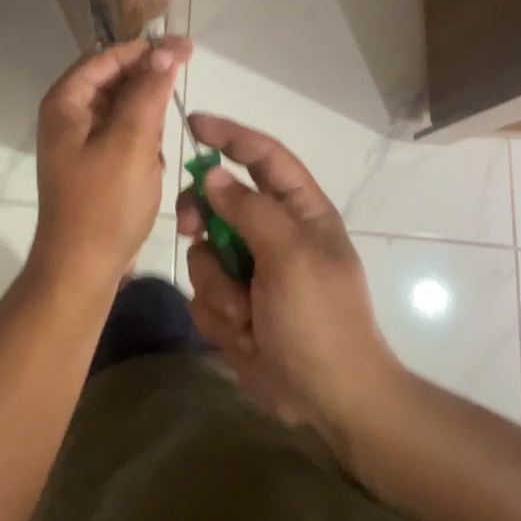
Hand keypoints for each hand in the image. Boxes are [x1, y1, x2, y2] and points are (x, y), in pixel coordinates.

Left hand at [31, 36, 191, 288]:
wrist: (82, 269)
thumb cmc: (104, 203)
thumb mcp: (131, 142)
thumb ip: (147, 92)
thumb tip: (163, 52)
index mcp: (66, 103)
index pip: (107, 57)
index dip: (146, 49)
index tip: (186, 48)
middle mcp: (68, 117)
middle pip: (115, 81)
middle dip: (149, 84)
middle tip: (186, 84)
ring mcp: (80, 143)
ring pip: (124, 110)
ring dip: (147, 117)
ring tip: (159, 141)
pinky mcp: (95, 166)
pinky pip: (125, 138)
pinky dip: (144, 142)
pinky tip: (154, 162)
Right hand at [177, 114, 402, 436]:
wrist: (327, 399)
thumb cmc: (320, 319)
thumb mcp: (290, 256)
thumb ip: (249, 210)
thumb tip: (212, 174)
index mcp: (300, 213)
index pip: (263, 157)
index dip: (230, 136)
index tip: (193, 122)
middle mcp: (273, 235)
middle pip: (218, 202)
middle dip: (203, 219)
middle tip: (192, 230)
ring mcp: (251, 273)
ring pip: (203, 254)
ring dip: (219, 287)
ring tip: (248, 316)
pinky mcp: (234, 307)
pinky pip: (202, 295)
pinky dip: (218, 316)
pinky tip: (245, 336)